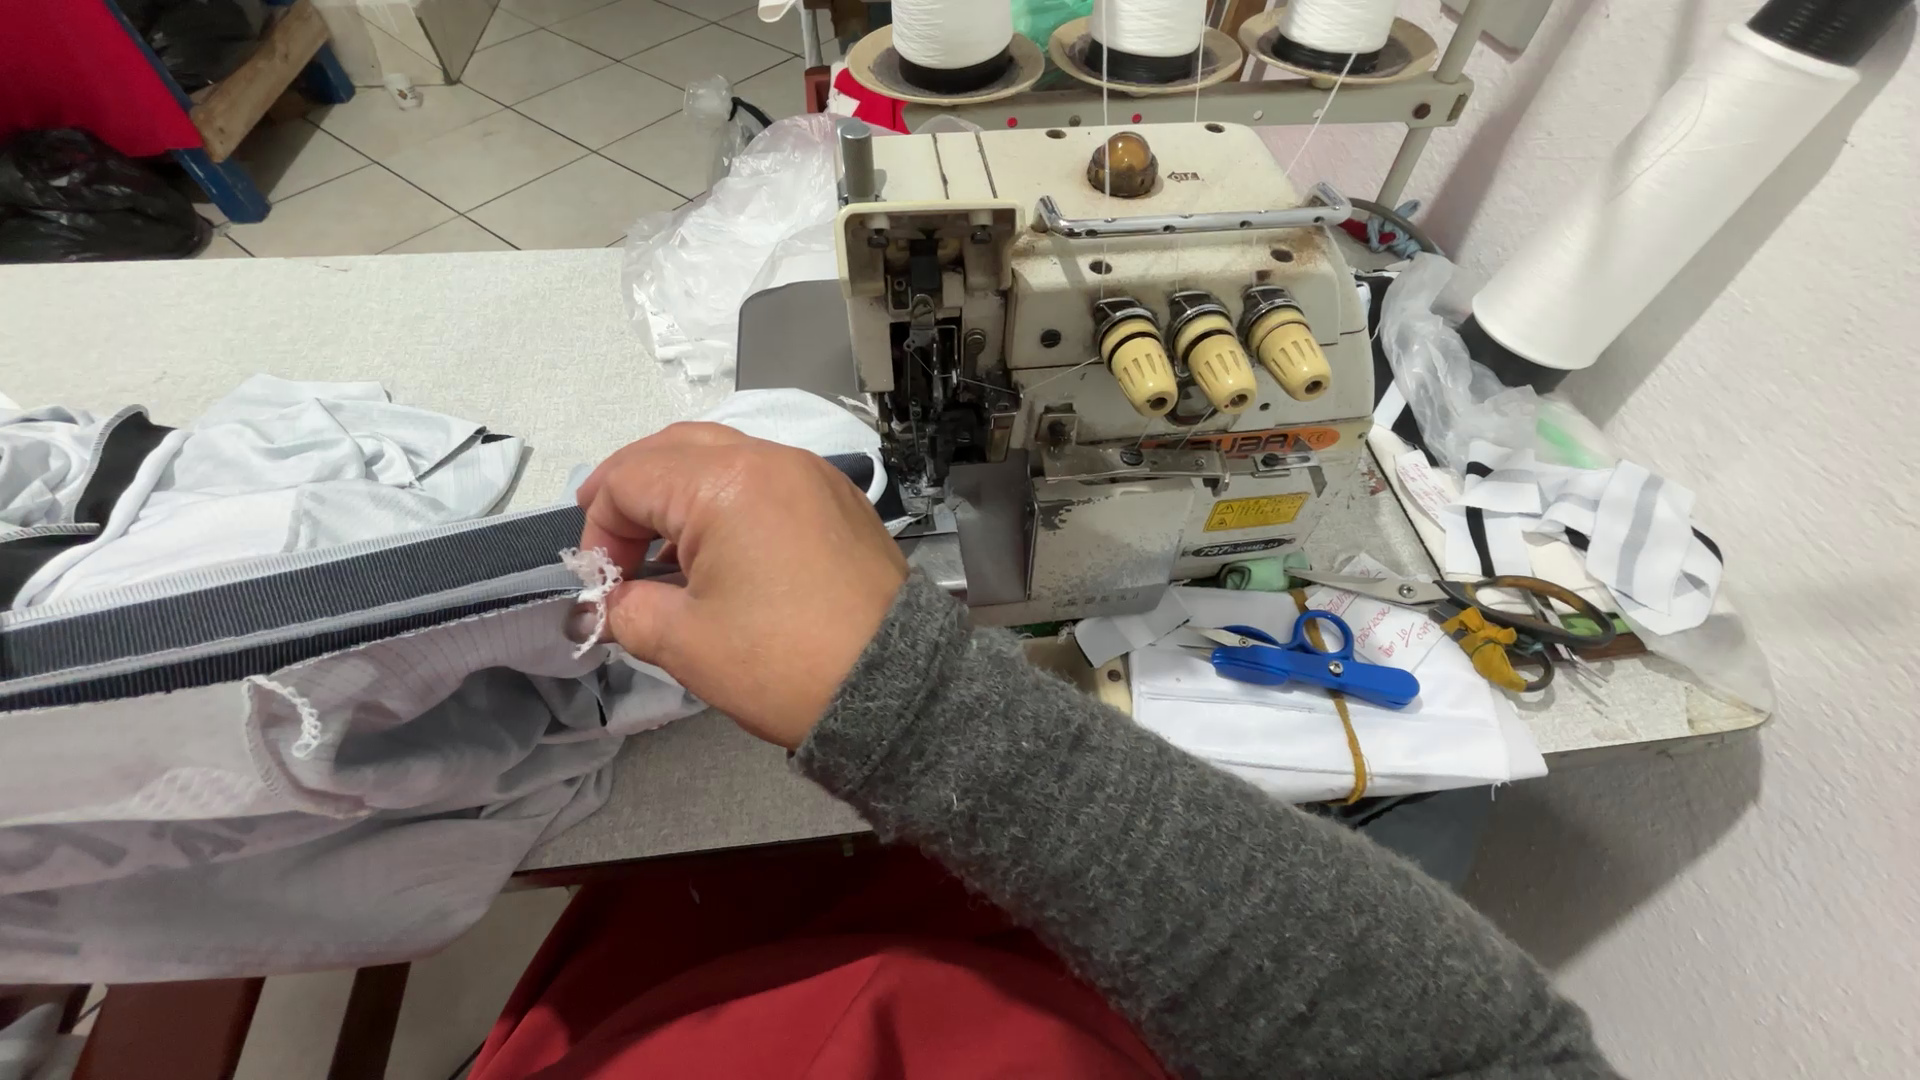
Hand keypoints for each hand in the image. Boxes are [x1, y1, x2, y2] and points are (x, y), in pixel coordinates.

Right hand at [576, 423, 907, 748]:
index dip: (598, 529)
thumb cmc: (784, 662)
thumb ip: (626, 610)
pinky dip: (730, 498)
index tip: (601, 582)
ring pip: (724, 455)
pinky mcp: (839, 497)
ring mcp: (814, 474)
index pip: (631, 478)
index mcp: (728, 483)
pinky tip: (721, 546)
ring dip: (681, 491)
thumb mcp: (685, 642)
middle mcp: (774, 459)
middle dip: (633, 492)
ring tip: (662, 548)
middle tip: (614, 544)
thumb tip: (608, 604)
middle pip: (675, 449)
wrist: (893, 684)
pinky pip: (767, 477)